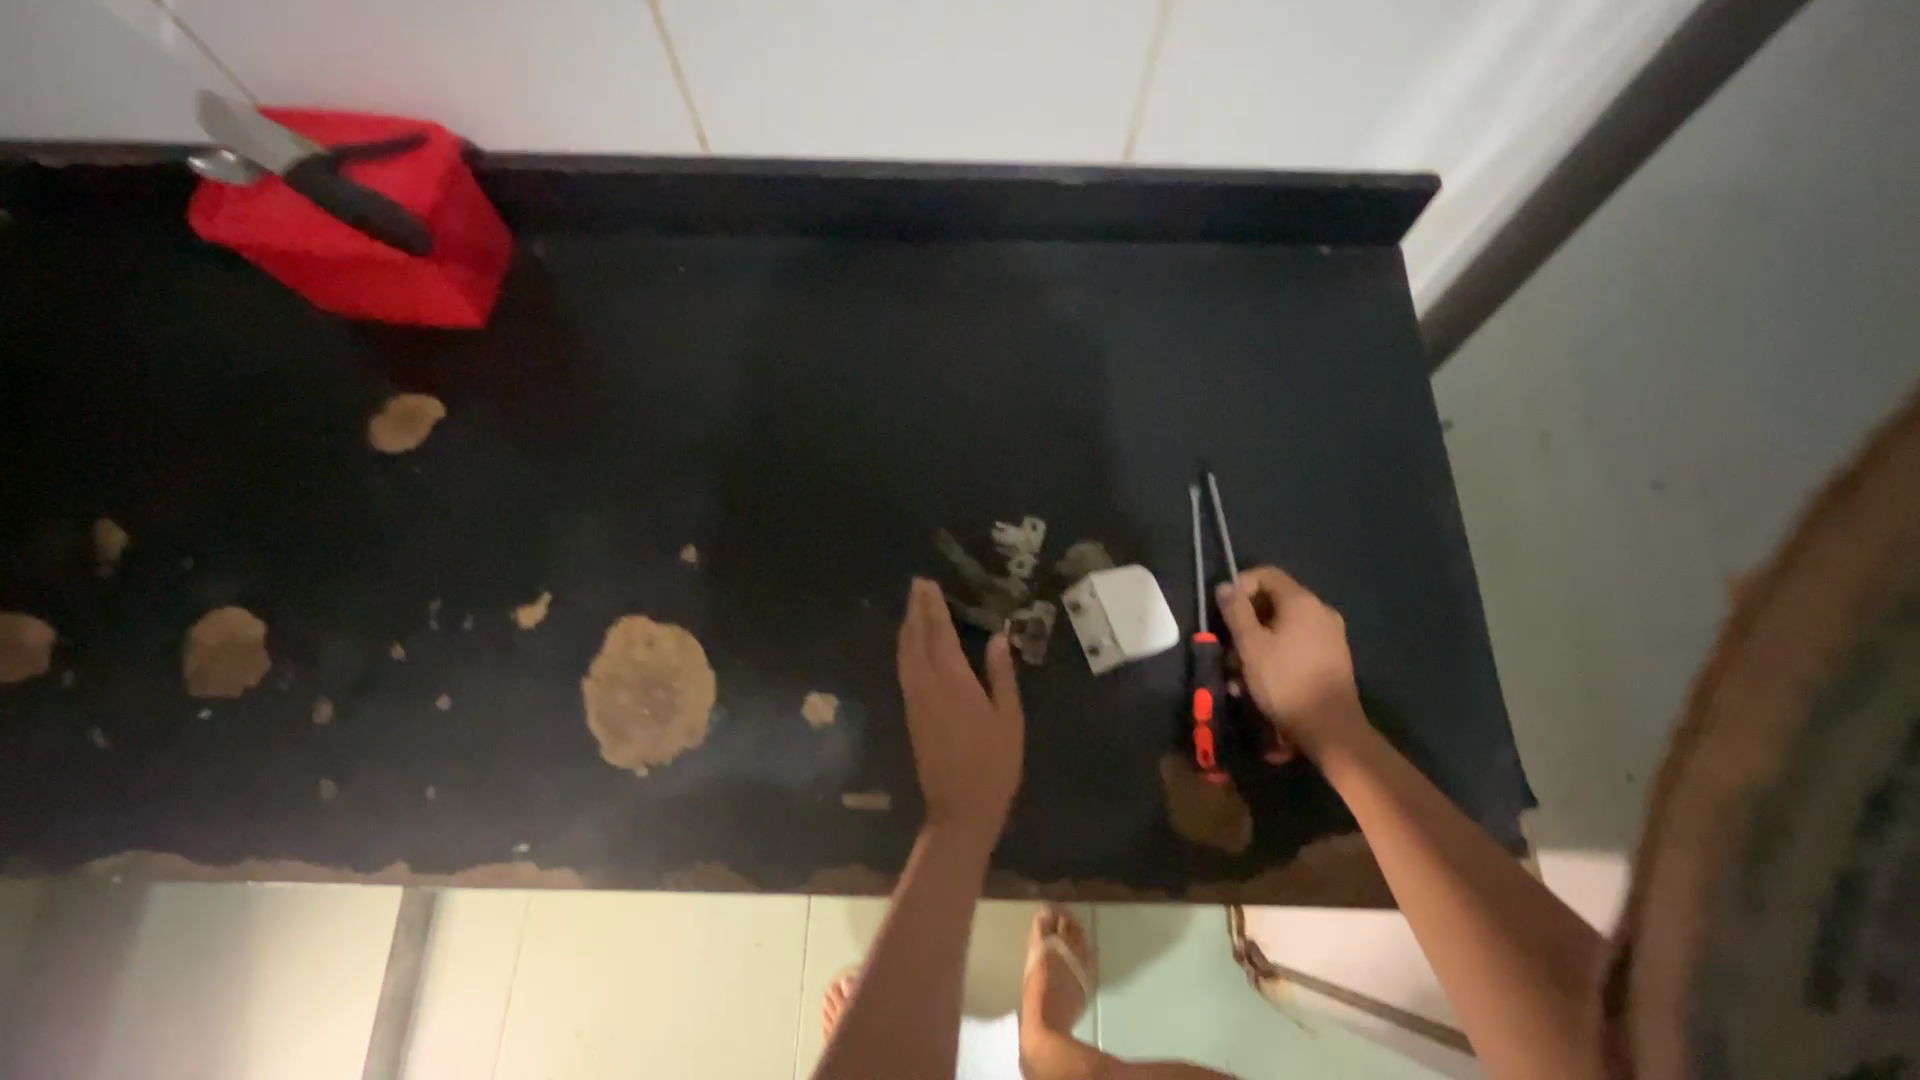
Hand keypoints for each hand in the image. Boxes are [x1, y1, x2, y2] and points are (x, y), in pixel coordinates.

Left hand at [897, 578, 1024, 843]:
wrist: (960, 809)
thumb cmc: (995, 764)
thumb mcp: (1009, 718)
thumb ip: (1001, 675)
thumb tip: (996, 638)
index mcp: (954, 683)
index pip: (939, 634)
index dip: (933, 607)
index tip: (928, 584)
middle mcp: (927, 686)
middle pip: (916, 638)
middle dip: (916, 609)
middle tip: (917, 584)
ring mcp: (914, 700)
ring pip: (905, 654)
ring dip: (907, 626)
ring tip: (912, 605)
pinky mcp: (910, 713)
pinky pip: (904, 669)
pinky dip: (905, 648)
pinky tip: (910, 643)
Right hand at [1215, 566, 1365, 761]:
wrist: (1330, 728)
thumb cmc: (1285, 681)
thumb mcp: (1250, 645)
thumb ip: (1236, 612)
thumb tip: (1226, 587)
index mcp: (1302, 602)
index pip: (1266, 574)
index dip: (1240, 586)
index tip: (1223, 612)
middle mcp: (1320, 611)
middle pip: (1274, 602)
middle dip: (1245, 623)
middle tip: (1227, 648)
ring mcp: (1330, 635)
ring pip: (1282, 628)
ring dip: (1256, 645)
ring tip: (1237, 675)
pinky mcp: (1332, 658)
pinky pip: (1296, 645)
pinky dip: (1274, 655)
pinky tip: (1259, 682)